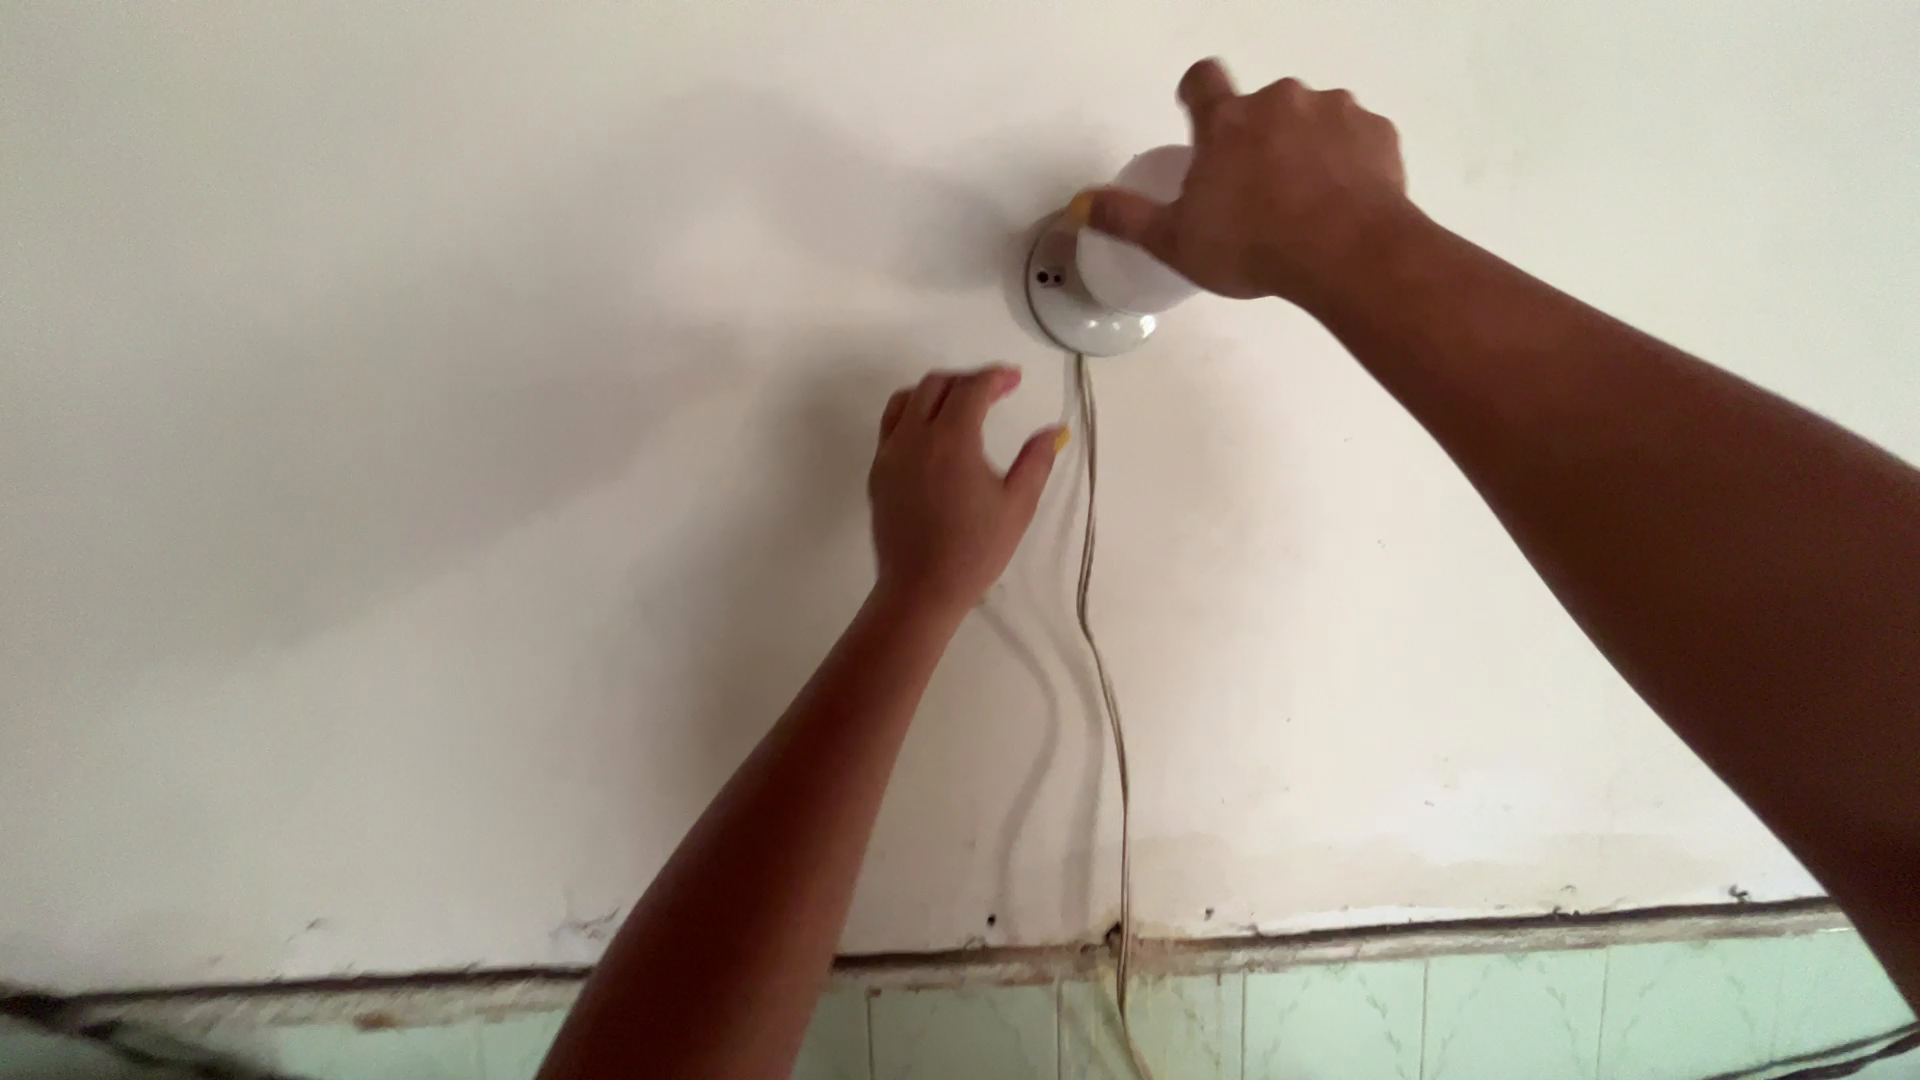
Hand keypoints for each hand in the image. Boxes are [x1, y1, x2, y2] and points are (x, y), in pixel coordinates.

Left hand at [868, 366, 1063, 617]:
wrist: (921, 589)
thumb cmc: (975, 551)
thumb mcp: (1017, 506)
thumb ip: (1036, 461)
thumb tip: (1053, 430)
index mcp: (951, 441)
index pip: (971, 389)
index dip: (995, 377)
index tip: (1014, 380)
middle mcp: (914, 437)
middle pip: (935, 385)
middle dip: (967, 380)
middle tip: (993, 391)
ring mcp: (889, 454)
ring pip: (906, 400)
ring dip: (935, 392)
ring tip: (959, 406)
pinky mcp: (877, 473)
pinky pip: (891, 426)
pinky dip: (913, 414)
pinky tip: (932, 436)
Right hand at [1082, 58, 1418, 304]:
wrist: (1344, 253)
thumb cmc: (1249, 246)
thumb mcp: (1174, 241)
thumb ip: (1126, 219)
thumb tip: (1078, 206)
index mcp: (1227, 123)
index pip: (1203, 80)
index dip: (1196, 91)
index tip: (1196, 111)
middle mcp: (1281, 101)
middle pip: (1260, 107)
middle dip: (1255, 138)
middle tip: (1252, 191)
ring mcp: (1335, 110)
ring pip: (1310, 120)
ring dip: (1301, 148)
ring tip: (1299, 204)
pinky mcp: (1378, 132)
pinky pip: (1353, 140)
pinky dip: (1343, 164)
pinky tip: (1337, 204)